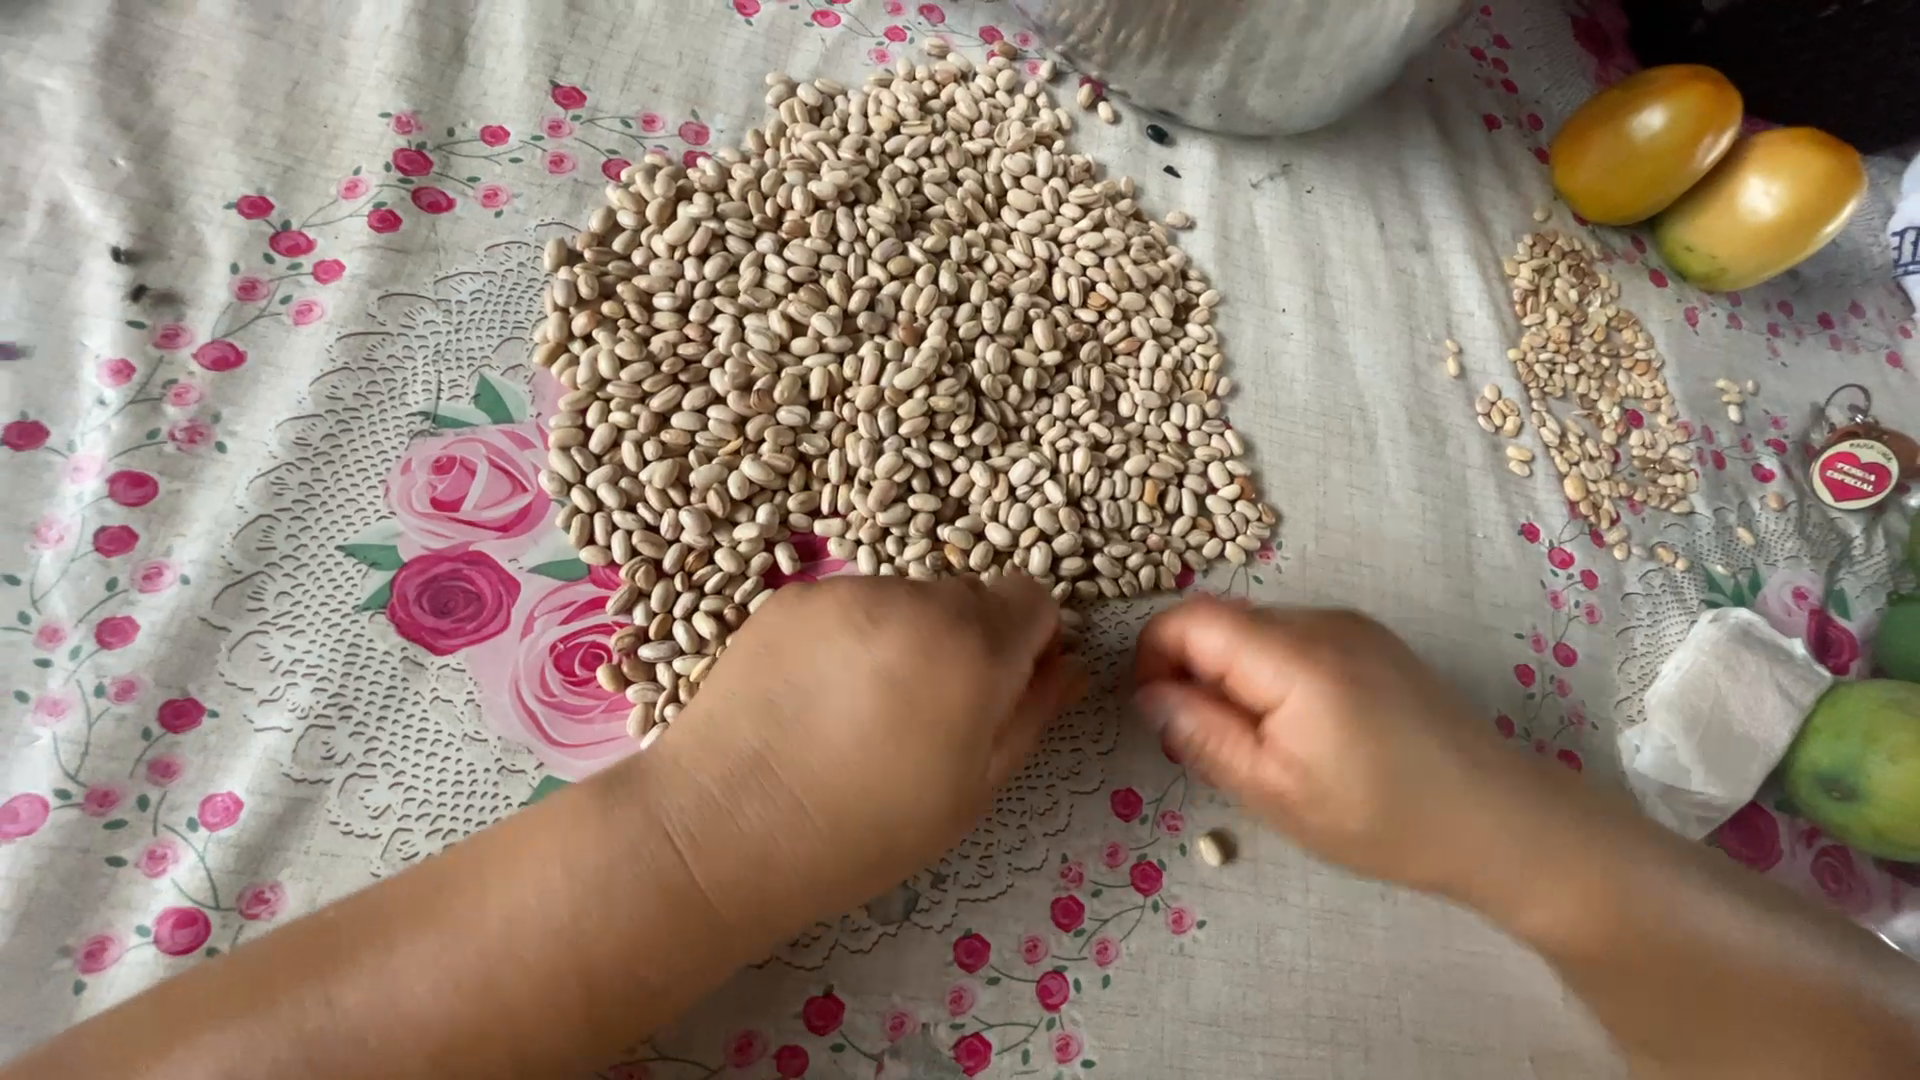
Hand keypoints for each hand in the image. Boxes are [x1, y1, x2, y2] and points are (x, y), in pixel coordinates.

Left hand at [649, 574, 1083, 936]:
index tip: (1004, 681)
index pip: (1032, 596)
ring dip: (909, 635)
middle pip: (970, 595)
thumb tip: (1068, 667)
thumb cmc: (864, 830)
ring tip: (863, 703)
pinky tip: (818, 691)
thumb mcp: (973, 788)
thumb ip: (1033, 714)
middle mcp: (915, 599)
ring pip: (909, 598)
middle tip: (927, 705)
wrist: (723, 828)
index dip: (1029, 638)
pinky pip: (853, 603)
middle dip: (969, 638)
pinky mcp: (795, 595)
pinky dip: (855, 634)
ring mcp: (849, 590)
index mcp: (973, 647)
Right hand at [1133, 597, 1540, 894]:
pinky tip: (1292, 723)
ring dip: (1227, 672)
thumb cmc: (1385, 820)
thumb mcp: (1274, 792)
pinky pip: (1287, 637)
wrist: (1506, 822)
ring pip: (1250, 629)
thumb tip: (1148, 694)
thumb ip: (1202, 734)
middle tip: (1201, 737)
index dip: (1152, 654)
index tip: (1153, 708)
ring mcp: (1348, 624)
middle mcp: (1321, 621)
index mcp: (1295, 658)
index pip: (1190, 619)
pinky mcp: (1366, 637)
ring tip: (1252, 738)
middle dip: (1190, 669)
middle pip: (1218, 620)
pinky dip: (1264, 670)